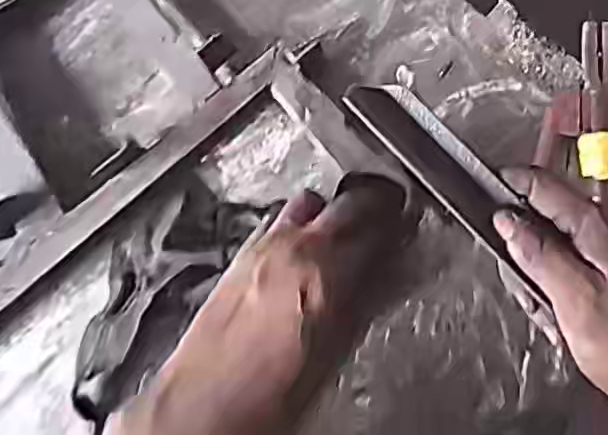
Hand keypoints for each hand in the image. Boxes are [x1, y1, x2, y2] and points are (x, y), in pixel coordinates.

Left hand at [116, 176, 404, 434]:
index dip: (396, 222)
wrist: (202, 405)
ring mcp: (266, 244)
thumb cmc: (267, 393)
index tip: (405, 219)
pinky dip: (297, 222)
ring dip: (330, 208)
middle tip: (385, 207)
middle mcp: (296, 248)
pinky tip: (300, 243)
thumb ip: (357, 304)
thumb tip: (379, 278)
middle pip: (346, 204)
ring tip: (342, 222)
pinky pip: (279, 219)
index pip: (374, 230)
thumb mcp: (330, 352)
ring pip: (310, 202)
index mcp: (325, 274)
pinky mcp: (243, 252)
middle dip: (371, 202)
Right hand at [497, 167, 607, 434]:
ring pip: (532, 231)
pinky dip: (534, 278)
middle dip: (516, 239)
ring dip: (524, 266)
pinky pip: (540, 252)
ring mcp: (583, 237)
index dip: (508, 189)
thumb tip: (506, 220)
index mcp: (591, 221)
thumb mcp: (575, 300)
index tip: (486, 208)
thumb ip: (538, 256)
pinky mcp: (578, 255)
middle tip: (521, 277)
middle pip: (531, 204)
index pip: (539, 181)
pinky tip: (545, 305)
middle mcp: (589, 219)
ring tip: (538, 301)